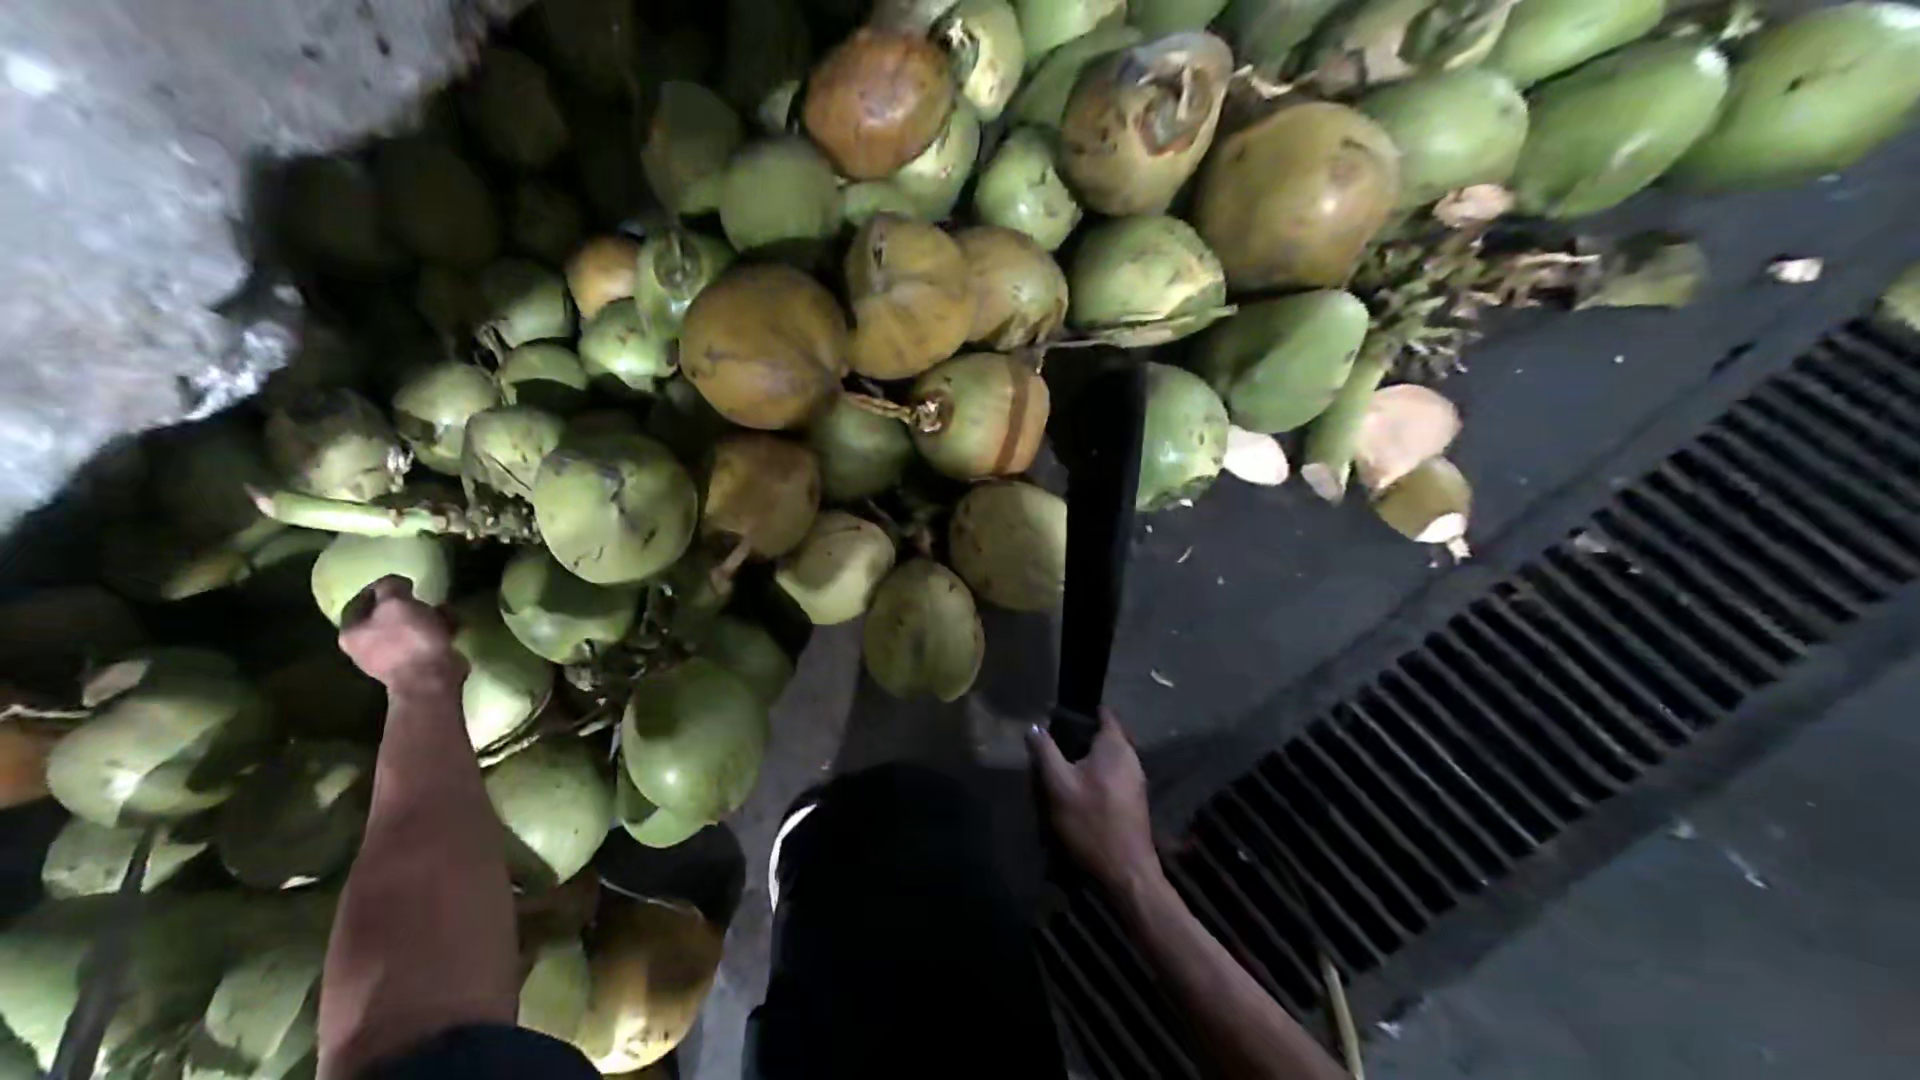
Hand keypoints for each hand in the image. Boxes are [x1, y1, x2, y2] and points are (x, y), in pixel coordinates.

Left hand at [337, 576, 464, 690]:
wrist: (431, 678)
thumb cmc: (409, 639)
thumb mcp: (396, 603)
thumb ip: (391, 587)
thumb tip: (395, 582)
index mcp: (351, 632)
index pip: (359, 601)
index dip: (379, 587)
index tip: (403, 581)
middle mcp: (365, 645)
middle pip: (383, 615)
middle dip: (406, 604)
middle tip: (424, 597)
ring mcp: (390, 657)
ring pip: (406, 627)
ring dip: (426, 617)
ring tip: (444, 611)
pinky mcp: (415, 663)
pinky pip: (424, 639)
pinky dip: (437, 630)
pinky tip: (452, 626)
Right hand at [1028, 710, 1161, 891]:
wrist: (1125, 870)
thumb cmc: (1091, 822)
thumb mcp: (1058, 785)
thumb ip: (1045, 751)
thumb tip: (1033, 726)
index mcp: (1115, 745)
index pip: (1104, 713)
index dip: (1083, 710)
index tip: (1059, 714)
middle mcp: (1131, 756)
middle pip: (1106, 735)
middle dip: (1082, 736)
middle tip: (1055, 742)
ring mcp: (1136, 778)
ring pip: (1109, 756)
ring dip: (1089, 758)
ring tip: (1062, 765)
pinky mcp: (1135, 798)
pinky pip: (1113, 773)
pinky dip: (1097, 774)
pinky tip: (1079, 788)